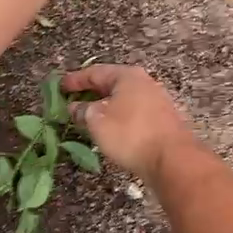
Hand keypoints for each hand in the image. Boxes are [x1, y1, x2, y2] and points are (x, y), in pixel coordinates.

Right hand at [63, 65, 198, 182]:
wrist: (172, 160)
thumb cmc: (130, 134)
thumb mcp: (97, 121)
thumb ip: (82, 111)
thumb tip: (75, 108)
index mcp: (127, 76)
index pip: (95, 72)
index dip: (75, 80)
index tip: (60, 87)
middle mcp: (144, 83)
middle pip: (111, 84)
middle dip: (90, 93)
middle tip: (72, 101)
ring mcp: (156, 102)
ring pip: (123, 100)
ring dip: (104, 107)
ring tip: (88, 118)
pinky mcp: (162, 121)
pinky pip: (133, 113)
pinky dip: (118, 118)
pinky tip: (110, 130)